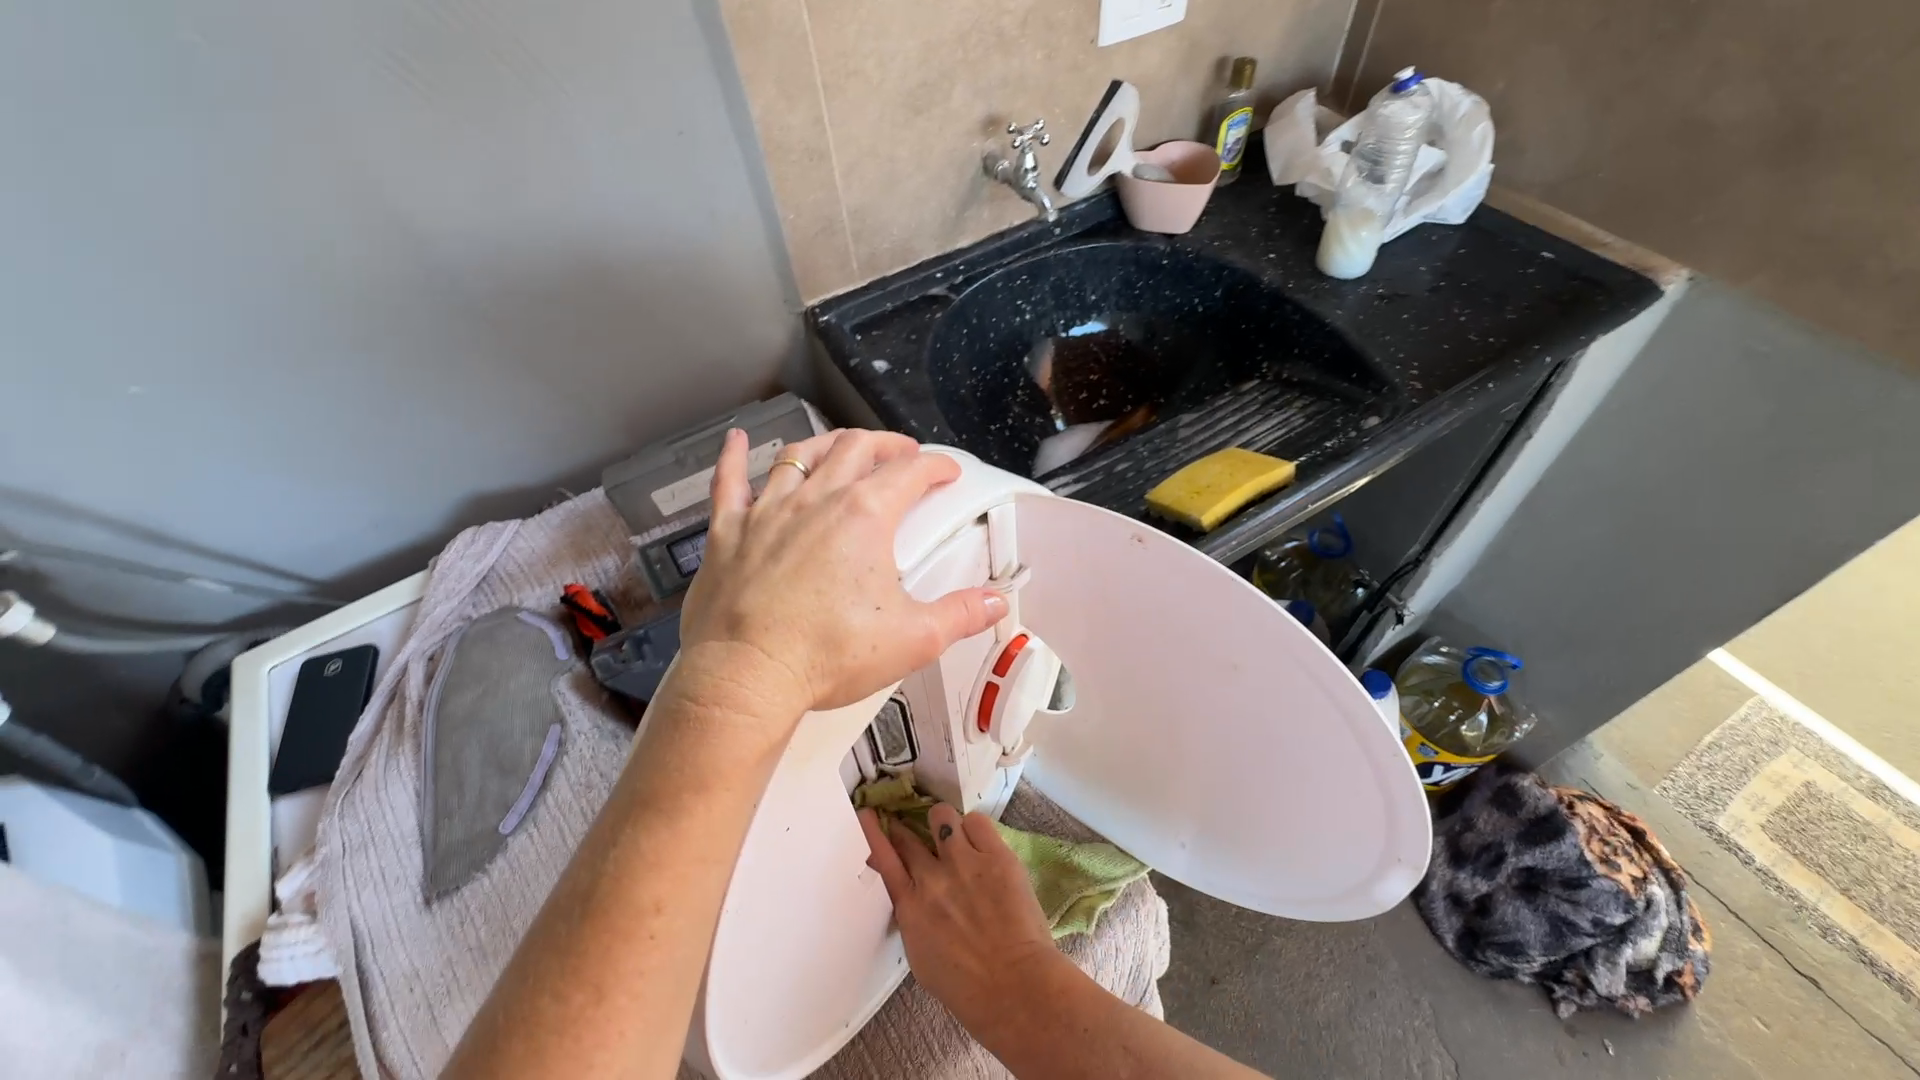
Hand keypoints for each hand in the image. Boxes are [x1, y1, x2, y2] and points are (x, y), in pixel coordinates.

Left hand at [674, 428, 1007, 721]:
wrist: (748, 674)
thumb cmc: (826, 654)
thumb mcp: (914, 638)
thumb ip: (961, 615)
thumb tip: (993, 603)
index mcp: (864, 516)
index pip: (910, 472)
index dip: (934, 466)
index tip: (944, 471)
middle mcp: (816, 500)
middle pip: (856, 448)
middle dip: (886, 444)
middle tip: (901, 453)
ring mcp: (767, 511)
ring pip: (800, 454)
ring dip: (828, 443)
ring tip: (843, 445)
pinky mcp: (729, 532)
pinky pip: (729, 481)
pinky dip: (735, 457)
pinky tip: (737, 441)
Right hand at [858, 803, 1069, 1032]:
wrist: (1014, 986)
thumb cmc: (966, 986)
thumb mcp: (921, 955)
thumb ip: (912, 917)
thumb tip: (913, 894)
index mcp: (910, 906)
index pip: (883, 857)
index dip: (875, 832)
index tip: (869, 815)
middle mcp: (931, 878)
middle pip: (909, 836)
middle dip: (908, 830)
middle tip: (916, 830)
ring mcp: (964, 862)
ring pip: (942, 816)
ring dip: (944, 824)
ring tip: (954, 835)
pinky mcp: (996, 856)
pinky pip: (977, 821)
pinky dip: (974, 828)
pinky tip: (979, 842)